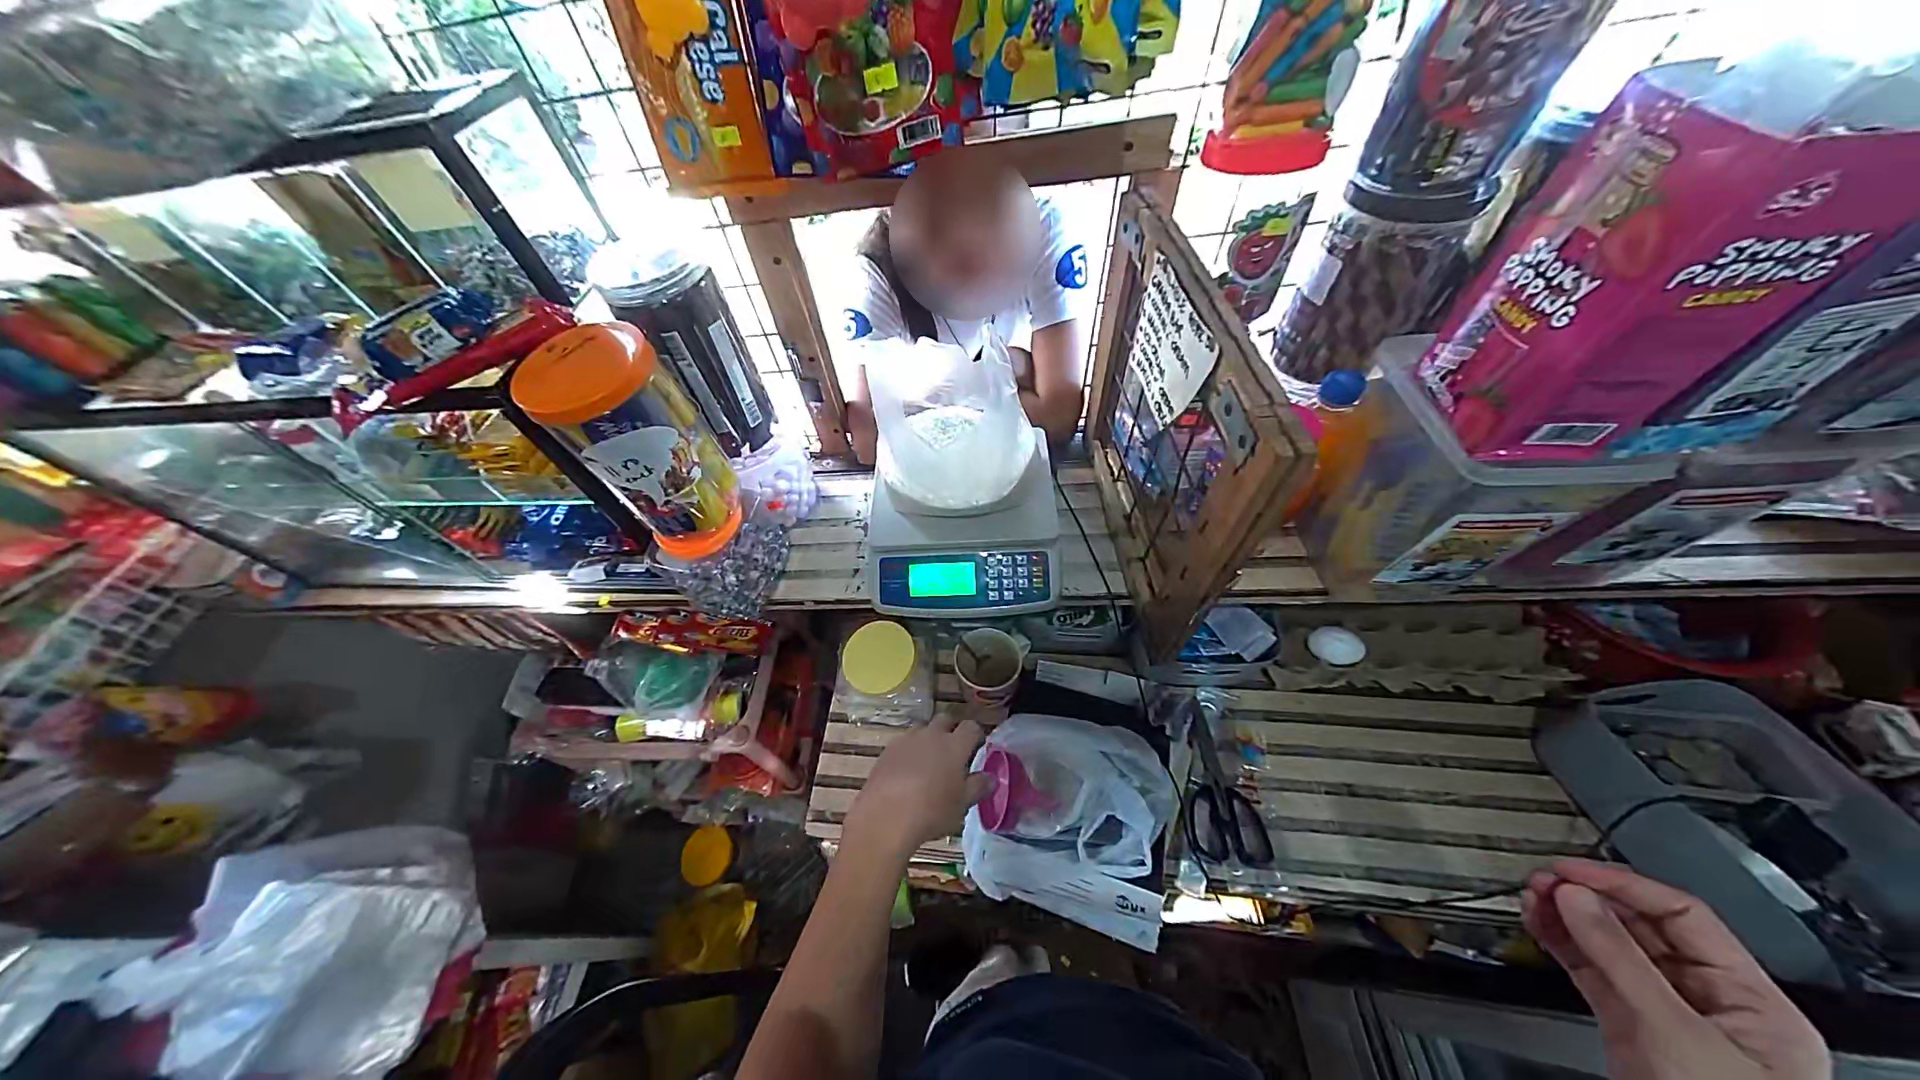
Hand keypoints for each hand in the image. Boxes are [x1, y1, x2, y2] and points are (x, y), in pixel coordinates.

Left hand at [844, 712, 994, 856]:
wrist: (885, 817)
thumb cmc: (932, 811)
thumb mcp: (962, 804)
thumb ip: (978, 787)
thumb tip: (991, 777)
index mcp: (955, 745)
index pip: (972, 727)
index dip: (976, 735)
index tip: (977, 748)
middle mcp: (932, 735)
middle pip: (946, 720)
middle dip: (952, 731)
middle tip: (953, 753)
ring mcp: (907, 739)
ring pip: (923, 730)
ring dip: (929, 739)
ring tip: (929, 763)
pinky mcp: (888, 750)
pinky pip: (904, 743)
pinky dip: (910, 751)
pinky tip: (907, 772)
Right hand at [1523, 859, 1829, 1079]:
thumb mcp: (1673, 1032)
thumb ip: (1621, 959)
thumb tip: (1576, 896)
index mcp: (1751, 1002)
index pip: (1683, 917)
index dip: (1623, 886)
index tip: (1571, 872)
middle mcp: (1709, 1002)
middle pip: (1641, 928)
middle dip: (1586, 899)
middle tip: (1543, 880)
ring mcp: (1665, 1014)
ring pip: (1609, 945)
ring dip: (1566, 915)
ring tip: (1531, 895)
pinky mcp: (1629, 1025)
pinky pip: (1590, 969)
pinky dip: (1560, 942)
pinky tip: (1537, 922)